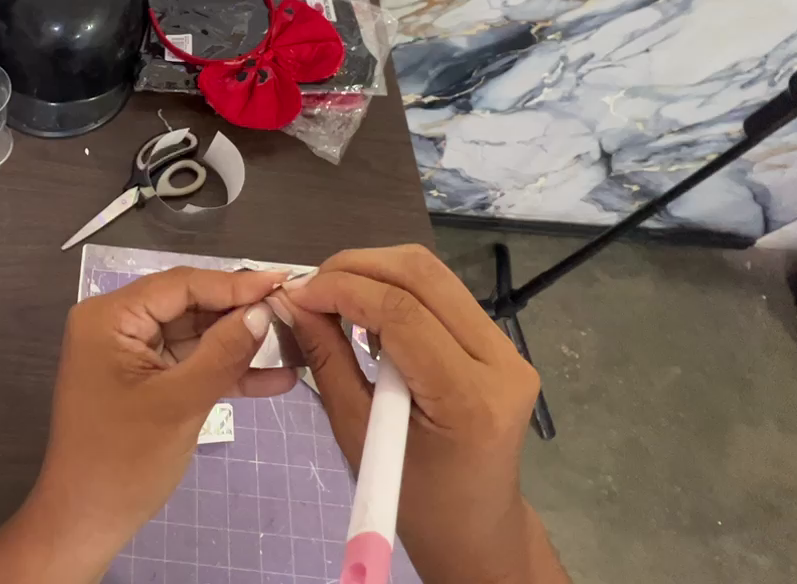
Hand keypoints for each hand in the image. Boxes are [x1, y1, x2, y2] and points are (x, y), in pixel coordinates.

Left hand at [0, 266, 292, 583]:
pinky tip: (274, 377)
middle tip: (291, 308)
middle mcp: (116, 323)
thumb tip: (261, 312)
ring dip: (238, 342)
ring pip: (193, 333)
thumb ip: (222, 353)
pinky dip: (224, 370)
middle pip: (187, 304)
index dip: (233, 283)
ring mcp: (130, 351)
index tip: (281, 281)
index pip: (180, 285)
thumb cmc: (123, 460)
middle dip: (238, 311)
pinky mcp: (144, 378)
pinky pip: (188, 361)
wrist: (86, 523)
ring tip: (290, 339)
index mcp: (110, 316)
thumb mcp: (179, 403)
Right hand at [274, 246, 566, 583]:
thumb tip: (290, 302)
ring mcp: (505, 346)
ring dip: (371, 269)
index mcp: (469, 398)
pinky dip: (390, 284)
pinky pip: (438, 289)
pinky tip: (362, 306)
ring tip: (330, 293)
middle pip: (420, 273)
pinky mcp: (497, 340)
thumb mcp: (355, 432)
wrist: (477, 530)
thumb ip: (326, 357)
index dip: (341, 289)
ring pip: (430, 272)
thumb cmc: (413, 498)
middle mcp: (500, 360)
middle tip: (309, 287)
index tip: (295, 294)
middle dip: (354, 266)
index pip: (401, 312)